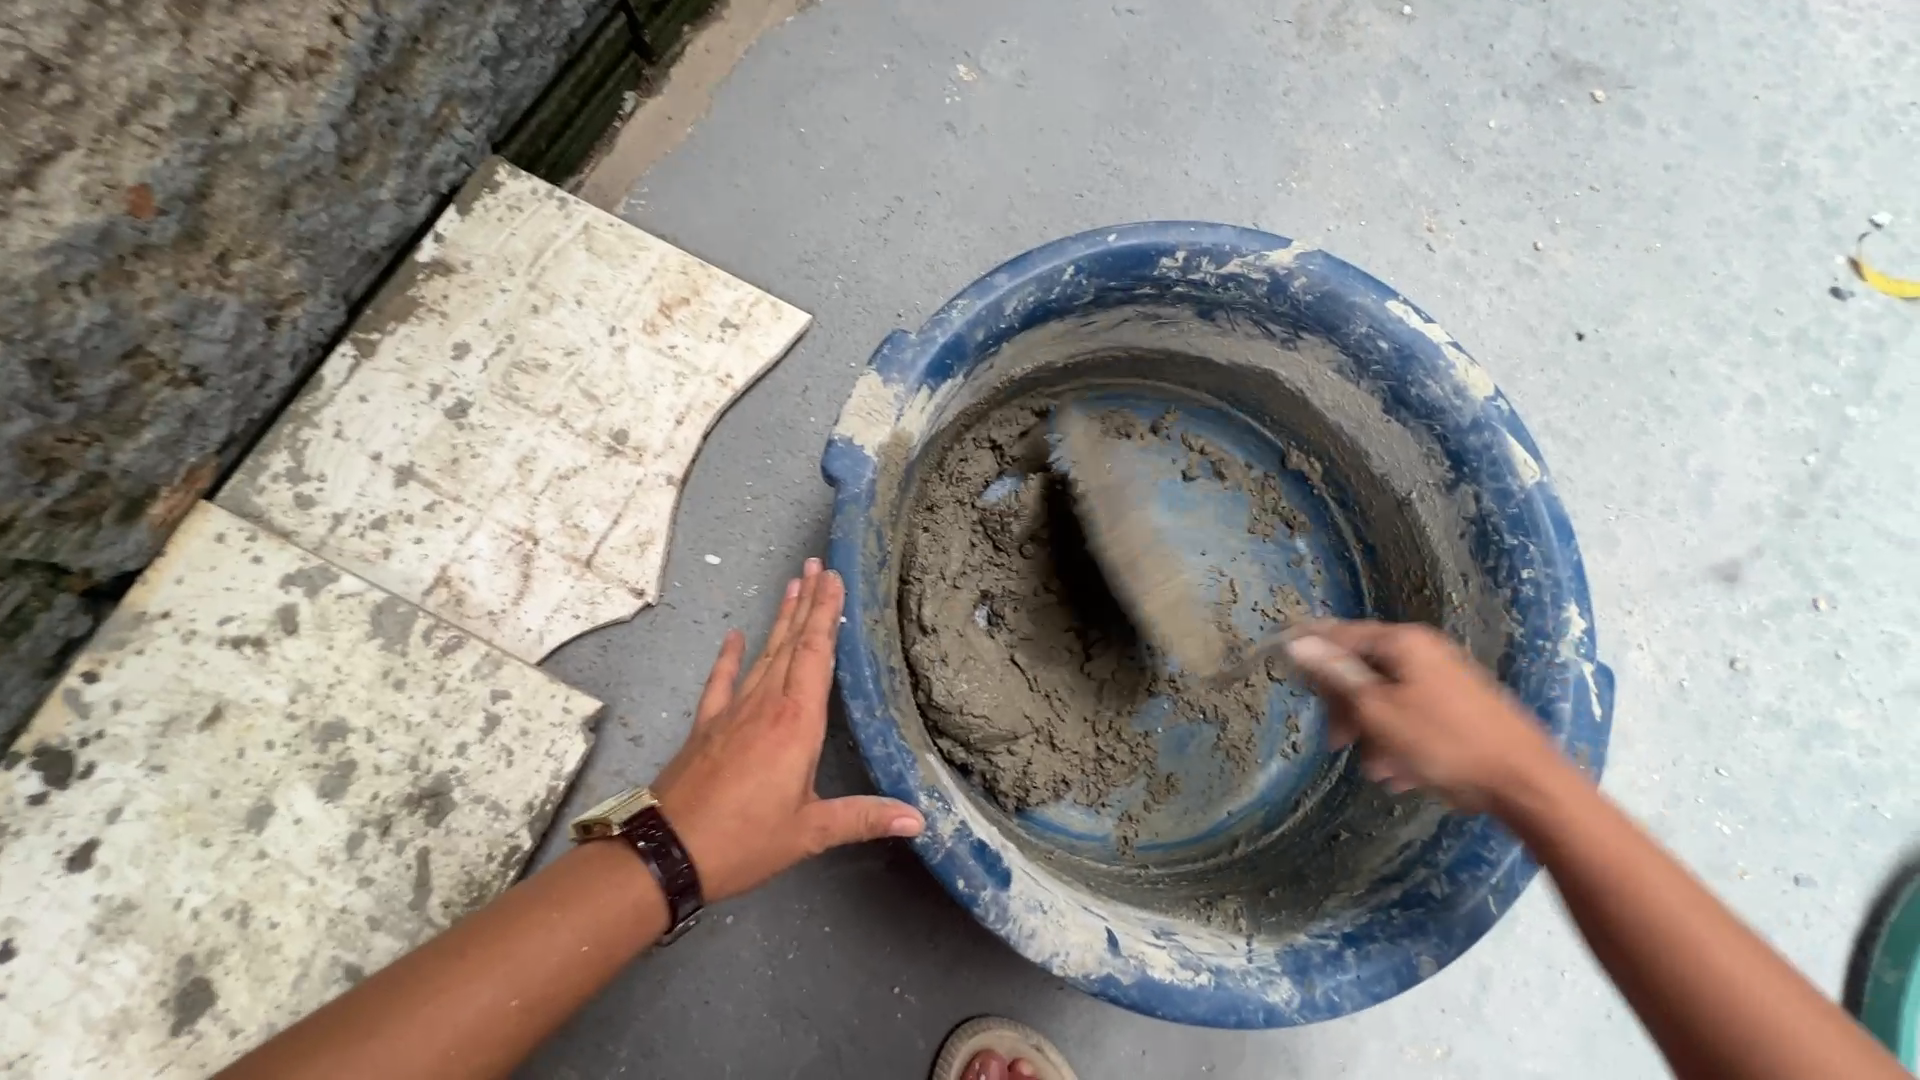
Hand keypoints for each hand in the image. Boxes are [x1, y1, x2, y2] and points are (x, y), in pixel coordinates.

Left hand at [651, 559, 924, 901]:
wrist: (665, 852)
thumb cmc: (744, 840)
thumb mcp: (810, 832)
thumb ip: (864, 817)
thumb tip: (919, 817)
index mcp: (797, 722)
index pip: (816, 654)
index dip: (827, 613)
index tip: (834, 579)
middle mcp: (766, 705)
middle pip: (792, 643)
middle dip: (807, 601)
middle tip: (818, 565)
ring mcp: (732, 711)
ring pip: (763, 654)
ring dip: (779, 618)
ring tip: (792, 584)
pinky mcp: (707, 725)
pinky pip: (722, 681)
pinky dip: (730, 656)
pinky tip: (734, 635)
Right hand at [1284, 619, 1563, 812]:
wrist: (1526, 783)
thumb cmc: (1443, 742)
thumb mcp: (1376, 709)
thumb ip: (1334, 675)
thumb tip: (1296, 642)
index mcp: (1402, 643)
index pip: (1339, 635)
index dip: (1309, 652)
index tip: (1285, 672)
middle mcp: (1422, 653)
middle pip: (1361, 670)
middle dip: (1344, 709)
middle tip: (1335, 741)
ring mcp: (1443, 680)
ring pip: (1384, 700)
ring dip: (1372, 734)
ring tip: (1378, 768)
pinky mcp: (1457, 708)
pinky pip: (1410, 717)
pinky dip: (1399, 741)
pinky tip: (1403, 772)